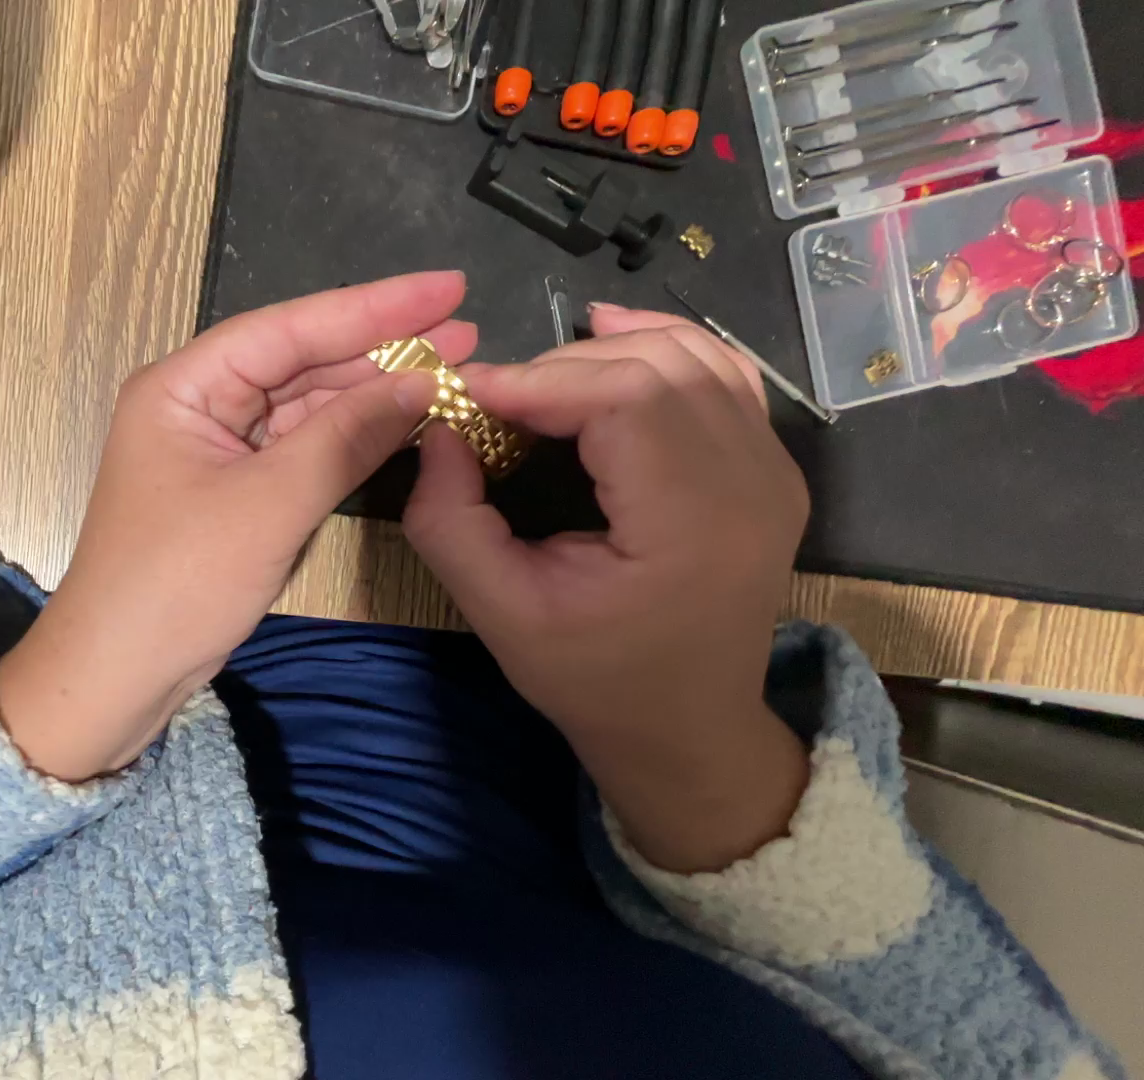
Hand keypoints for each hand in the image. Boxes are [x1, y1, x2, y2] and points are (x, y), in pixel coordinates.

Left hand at [0, 272, 474, 781]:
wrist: (118, 674)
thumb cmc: (179, 583)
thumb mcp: (269, 505)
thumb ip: (346, 438)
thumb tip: (423, 383)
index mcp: (182, 386)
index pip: (288, 328)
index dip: (374, 306)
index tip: (449, 285)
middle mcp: (195, 405)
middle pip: (297, 362)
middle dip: (379, 349)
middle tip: (468, 332)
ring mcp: (213, 451)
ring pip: (301, 408)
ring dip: (368, 395)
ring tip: (449, 371)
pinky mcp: (230, 493)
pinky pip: (295, 451)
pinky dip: (344, 442)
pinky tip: (396, 423)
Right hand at [403, 304, 811, 871]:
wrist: (682, 723)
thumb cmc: (589, 676)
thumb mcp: (496, 613)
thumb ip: (449, 522)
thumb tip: (437, 431)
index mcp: (692, 525)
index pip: (624, 400)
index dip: (536, 380)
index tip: (466, 395)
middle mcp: (753, 481)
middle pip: (656, 367)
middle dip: (557, 366)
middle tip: (491, 400)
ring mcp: (773, 468)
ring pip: (693, 355)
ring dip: (604, 350)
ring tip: (533, 378)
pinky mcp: (767, 466)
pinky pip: (718, 374)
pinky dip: (657, 349)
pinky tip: (607, 343)